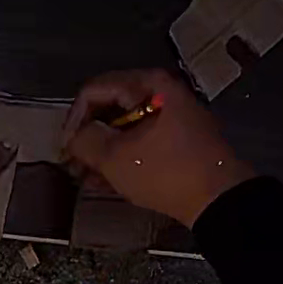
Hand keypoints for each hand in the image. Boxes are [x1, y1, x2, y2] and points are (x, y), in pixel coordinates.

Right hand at [61, 68, 253, 226]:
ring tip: (83, 177)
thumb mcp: (116, 158)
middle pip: (108, 108)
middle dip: (86, 137)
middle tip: (72, 164)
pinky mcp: (175, 140)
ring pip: (123, 128)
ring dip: (100, 152)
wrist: (216, 198)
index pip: (94, 90)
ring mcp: (169, 116)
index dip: (73, 120)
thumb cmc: (164, 172)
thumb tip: (74, 138)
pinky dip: (120, 158)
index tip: (66, 149)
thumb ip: (86, 141)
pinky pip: (138, 141)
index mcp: (146, 85)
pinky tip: (103, 181)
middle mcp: (159, 93)